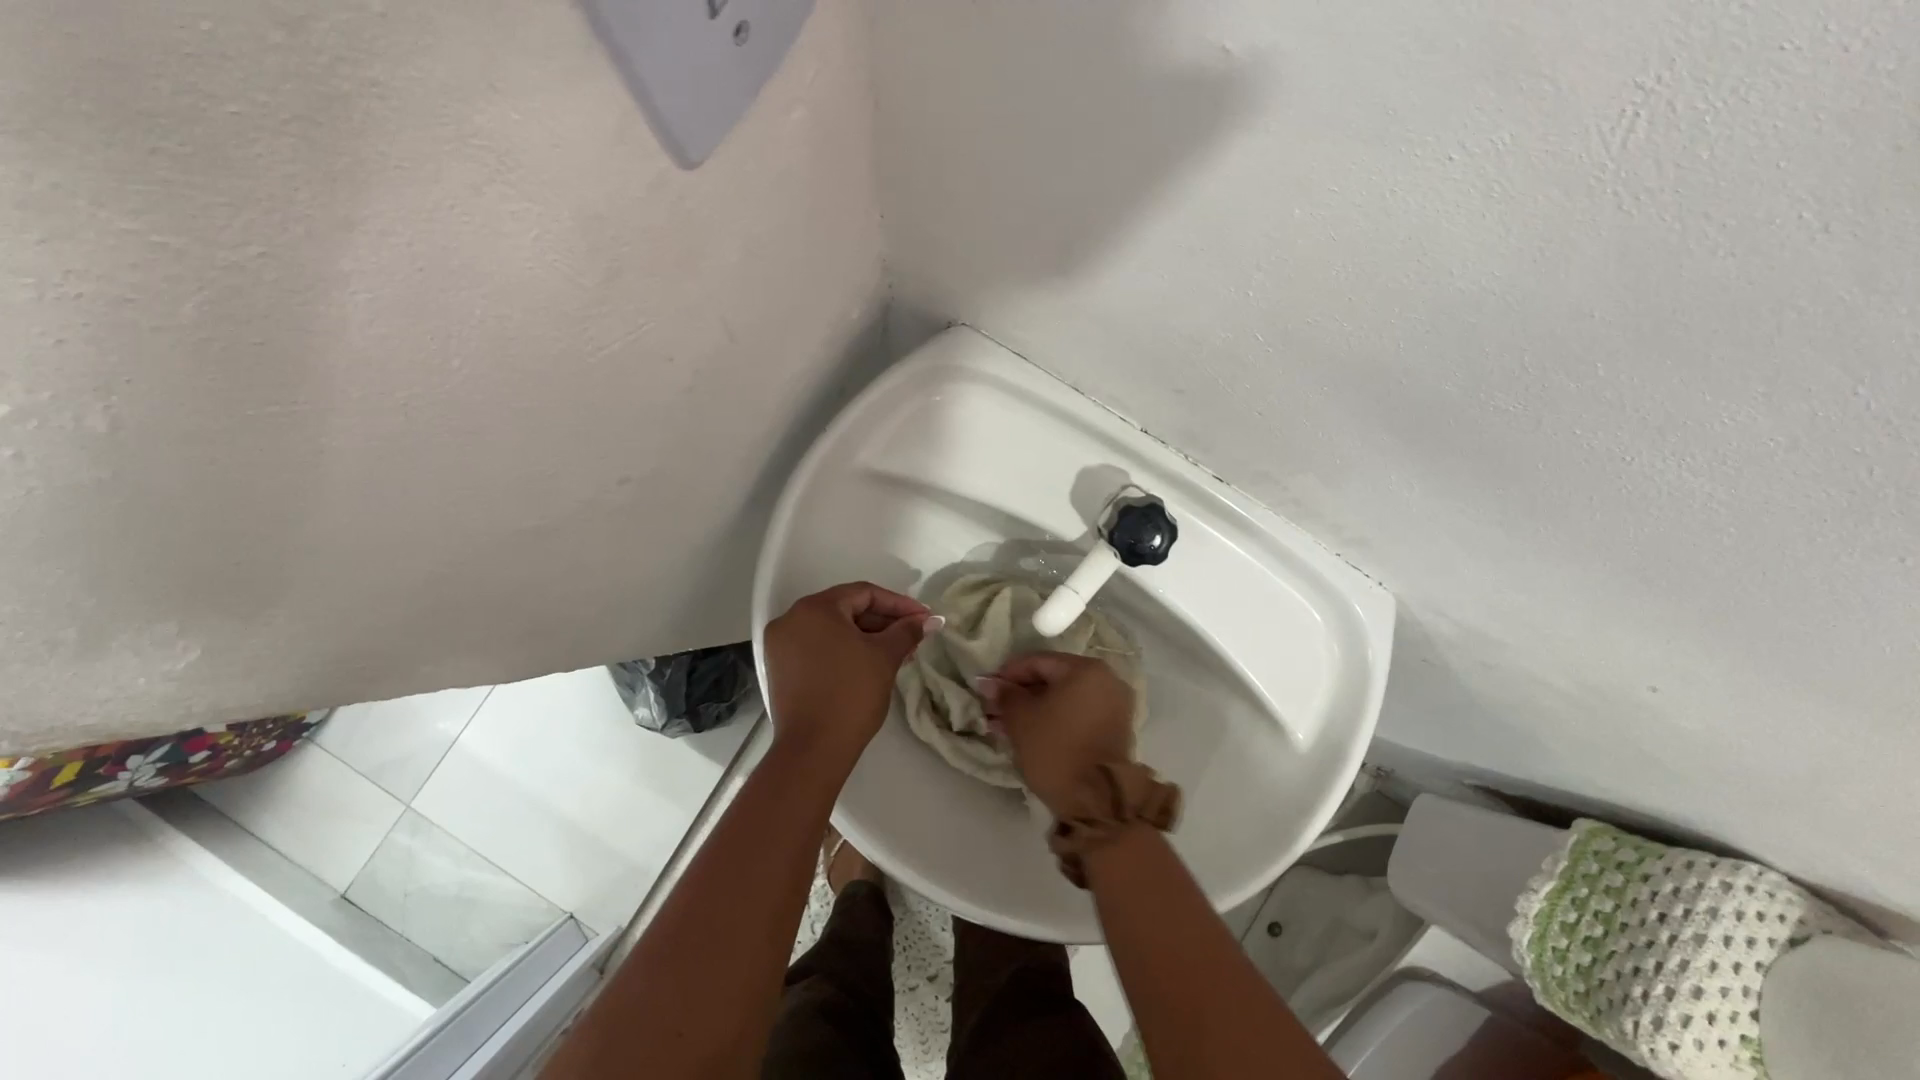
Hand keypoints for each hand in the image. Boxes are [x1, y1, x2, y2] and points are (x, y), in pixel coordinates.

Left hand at [762, 581, 935, 764]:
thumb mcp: (884, 657)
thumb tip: (929, 620)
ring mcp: (781, 645)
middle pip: (846, 610)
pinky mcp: (780, 669)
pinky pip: (818, 648)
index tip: (924, 618)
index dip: (899, 604)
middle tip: (913, 637)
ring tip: (898, 654)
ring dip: (866, 638)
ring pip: (832, 631)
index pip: (864, 594)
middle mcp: (791, 619)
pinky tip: (869, 665)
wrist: (813, 748)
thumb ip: (907, 632)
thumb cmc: (851, 694)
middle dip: (883, 622)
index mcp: (815, 608)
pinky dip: (844, 651)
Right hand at [978, 652, 1135, 815]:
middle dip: (1020, 694)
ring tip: (1004, 726)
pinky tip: (1029, 734)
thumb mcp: (1021, 719)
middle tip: (993, 710)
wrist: (1097, 800)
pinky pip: (1077, 715)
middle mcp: (1106, 681)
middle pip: (1053, 680)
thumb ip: (1005, 695)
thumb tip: (989, 682)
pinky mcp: (1115, 730)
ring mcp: (1114, 706)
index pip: (1038, 662)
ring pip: (1064, 700)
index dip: (1008, 674)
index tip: (986, 689)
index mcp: (1086, 669)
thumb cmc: (1056, 749)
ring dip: (1035, 709)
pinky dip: (1054, 720)